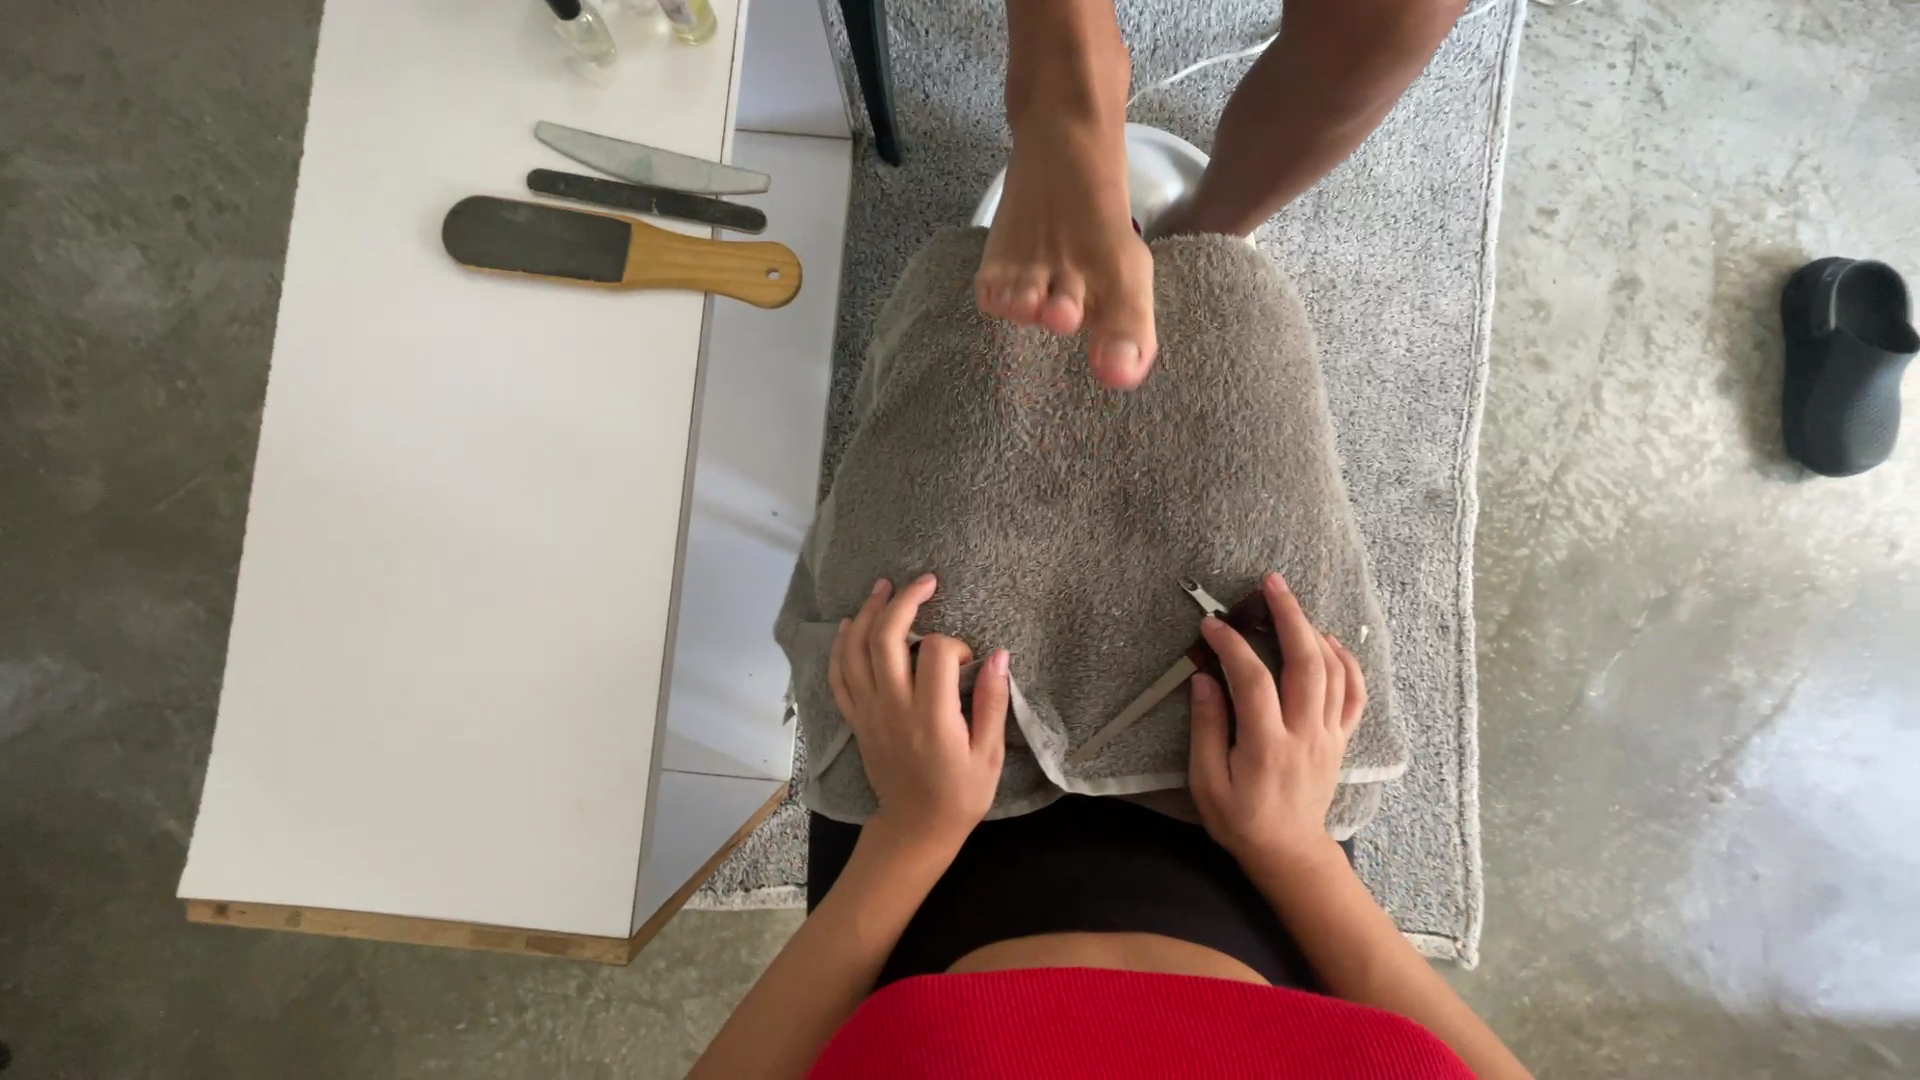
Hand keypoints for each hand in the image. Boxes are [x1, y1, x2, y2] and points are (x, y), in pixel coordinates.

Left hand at [829, 574, 1009, 849]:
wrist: (915, 828)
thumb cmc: (960, 793)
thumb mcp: (989, 754)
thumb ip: (992, 701)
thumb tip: (1000, 655)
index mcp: (931, 717)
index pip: (933, 652)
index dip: (953, 644)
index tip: (967, 660)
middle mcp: (893, 708)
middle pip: (886, 639)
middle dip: (904, 602)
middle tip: (923, 581)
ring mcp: (868, 712)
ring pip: (856, 650)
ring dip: (868, 613)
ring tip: (883, 587)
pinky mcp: (856, 719)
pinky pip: (839, 676)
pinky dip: (841, 646)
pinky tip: (850, 624)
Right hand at [1187, 572, 1365, 867]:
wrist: (1289, 852)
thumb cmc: (1239, 818)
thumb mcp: (1206, 782)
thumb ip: (1207, 729)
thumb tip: (1204, 679)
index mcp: (1267, 745)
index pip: (1252, 680)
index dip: (1231, 646)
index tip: (1211, 624)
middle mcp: (1305, 733)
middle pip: (1305, 663)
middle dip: (1289, 617)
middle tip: (1271, 584)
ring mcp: (1329, 735)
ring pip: (1333, 672)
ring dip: (1314, 630)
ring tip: (1292, 603)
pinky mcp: (1340, 739)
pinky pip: (1354, 693)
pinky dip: (1346, 661)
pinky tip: (1327, 640)